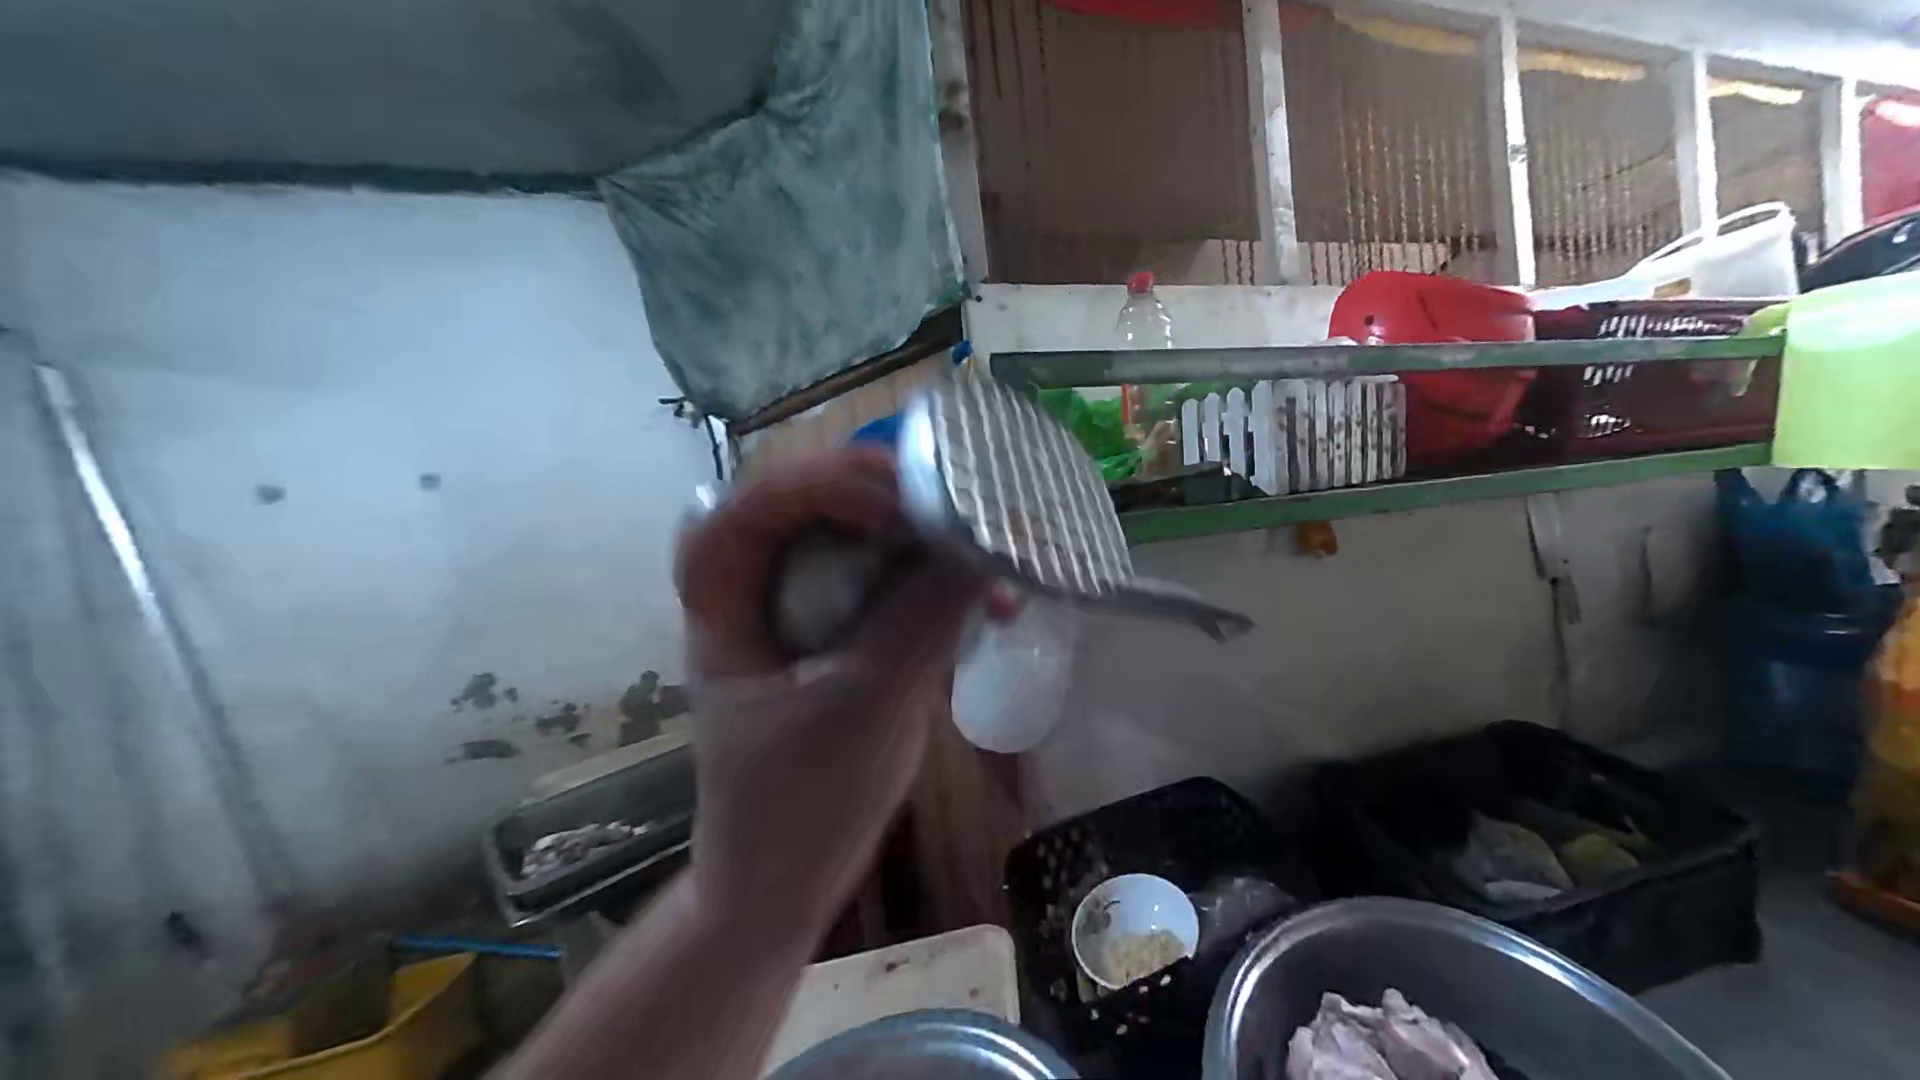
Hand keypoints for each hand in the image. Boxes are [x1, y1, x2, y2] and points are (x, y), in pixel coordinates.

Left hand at [675, 447, 987, 938]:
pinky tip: (992, 607)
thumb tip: (983, 545)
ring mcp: (807, 607)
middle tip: (962, 507)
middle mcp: (761, 586)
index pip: (755, 504)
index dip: (821, 486)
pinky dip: (942, 585)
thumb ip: (919, 622)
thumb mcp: (862, 710)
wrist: (786, 879)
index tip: (896, 507)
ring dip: (929, 541)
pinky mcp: (850, 632)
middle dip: (891, 500)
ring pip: (864, 538)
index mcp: (723, 598)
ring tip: (991, 554)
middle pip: (816, 504)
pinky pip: (895, 582)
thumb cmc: (796, 805)